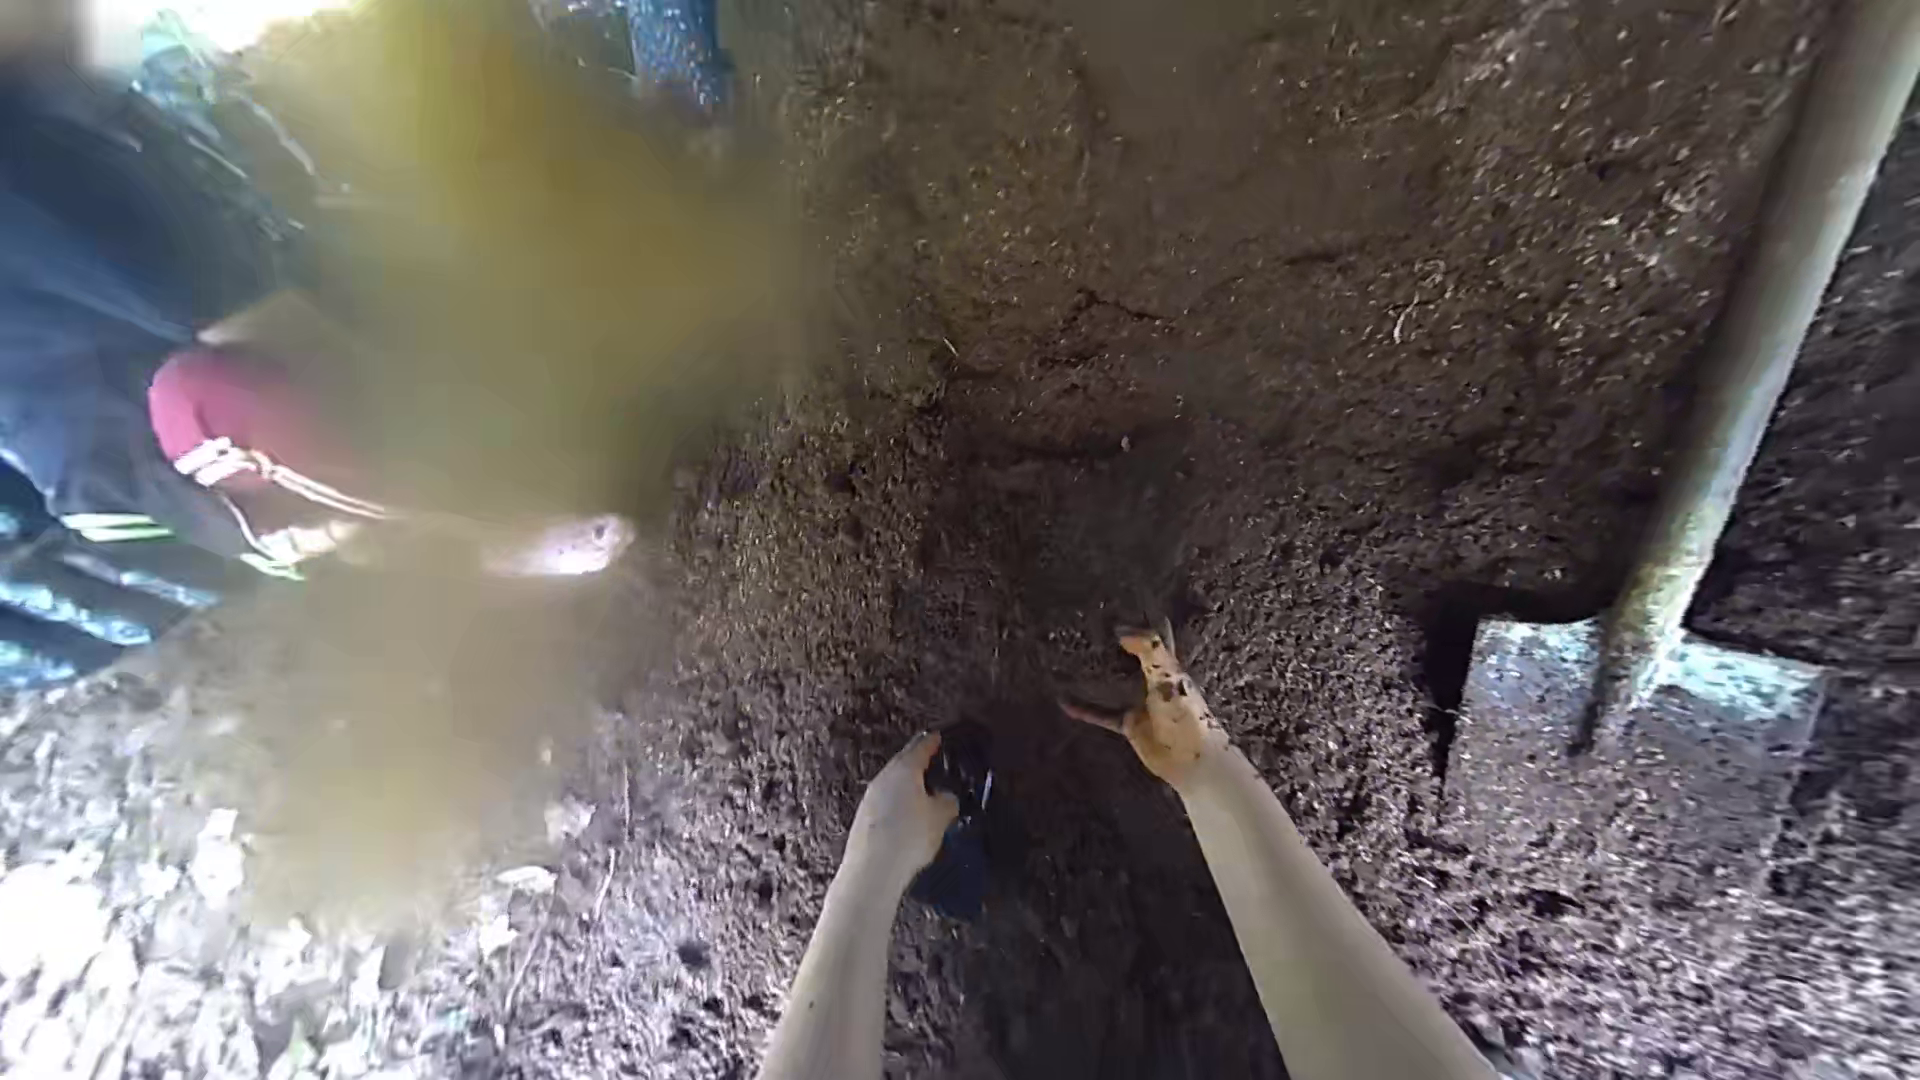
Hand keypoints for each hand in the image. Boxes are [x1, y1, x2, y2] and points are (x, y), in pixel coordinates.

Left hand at [846, 732, 959, 885]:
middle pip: (903, 761)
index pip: (920, 748)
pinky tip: (905, 811)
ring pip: (892, 780)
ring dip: (906, 780)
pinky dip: (897, 798)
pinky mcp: (864, 816)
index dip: (931, 742)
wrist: (872, 870)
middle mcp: (885, 777)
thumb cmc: (910, 836)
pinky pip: (885, 798)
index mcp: (905, 769)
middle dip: (916, 758)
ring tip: (920, 785)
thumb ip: (947, 802)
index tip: (937, 736)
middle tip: (929, 755)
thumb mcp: (940, 818)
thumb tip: (945, 797)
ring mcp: (871, 796)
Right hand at [1062, 624, 1229, 790]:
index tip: (1124, 602)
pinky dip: (1084, 709)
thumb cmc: (1186, 714)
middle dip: (1112, 644)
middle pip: (1129, 656)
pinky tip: (1064, 702)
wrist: (1192, 760)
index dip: (1145, 617)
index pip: (1157, 635)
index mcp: (1167, 665)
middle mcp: (1151, 680)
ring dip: (1093, 675)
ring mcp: (1138, 701)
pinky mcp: (1128, 722)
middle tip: (1085, 628)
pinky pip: (1101, 713)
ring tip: (1069, 660)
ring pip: (1111, 683)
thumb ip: (1149, 649)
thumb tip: (1120, 629)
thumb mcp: (1169, 676)